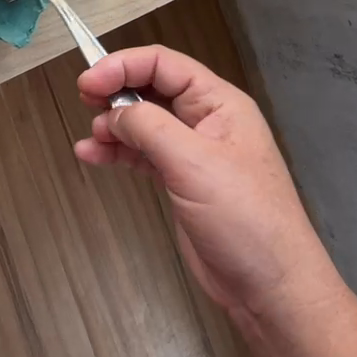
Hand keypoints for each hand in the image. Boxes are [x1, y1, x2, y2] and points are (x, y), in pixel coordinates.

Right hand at [75, 45, 342, 321]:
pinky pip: (141, 152)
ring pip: (141, 121)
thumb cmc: (245, 221)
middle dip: (115, 92)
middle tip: (84, 101)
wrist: (271, 292)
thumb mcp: (193, 163)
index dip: (122, 65)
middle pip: (150, 88)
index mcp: (219, 104)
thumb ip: (148, 126)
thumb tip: (114, 111)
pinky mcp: (180, 180)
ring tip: (91, 141)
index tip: (88, 81)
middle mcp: (205, 121)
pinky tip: (93, 156)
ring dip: (111, 126)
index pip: (163, 64)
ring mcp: (192, 152)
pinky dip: (116, 152)